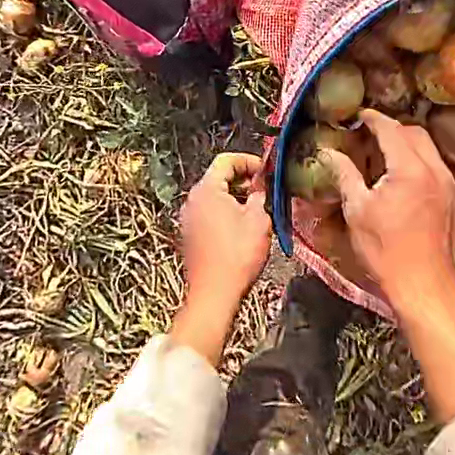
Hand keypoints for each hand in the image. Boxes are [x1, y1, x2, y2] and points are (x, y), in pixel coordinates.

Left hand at [180, 152, 272, 303]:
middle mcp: (193, 200)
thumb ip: (260, 195)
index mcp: (207, 189)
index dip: (249, 161)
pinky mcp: (190, 235)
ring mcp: (188, 219)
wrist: (214, 294)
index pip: (227, 160)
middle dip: (244, 180)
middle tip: (264, 190)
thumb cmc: (237, 254)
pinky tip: (243, 227)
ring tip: (257, 210)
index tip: (266, 171)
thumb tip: (260, 187)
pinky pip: (209, 213)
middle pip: (219, 177)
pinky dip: (226, 213)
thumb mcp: (259, 219)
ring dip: (236, 197)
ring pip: (214, 196)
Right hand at [324, 110, 454, 422]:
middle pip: (415, 133)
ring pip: (428, 148)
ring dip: (407, 143)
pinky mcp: (452, 199)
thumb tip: (330, 153)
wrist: (425, 286)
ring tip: (382, 152)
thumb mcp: (358, 211)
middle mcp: (434, 169)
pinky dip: (417, 159)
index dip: (374, 118)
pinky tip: (400, 175)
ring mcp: (448, 184)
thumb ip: (346, 175)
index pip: (391, 130)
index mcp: (410, 168)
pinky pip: (434, 165)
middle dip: (392, 127)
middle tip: (369, 132)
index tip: (360, 115)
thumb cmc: (386, 250)